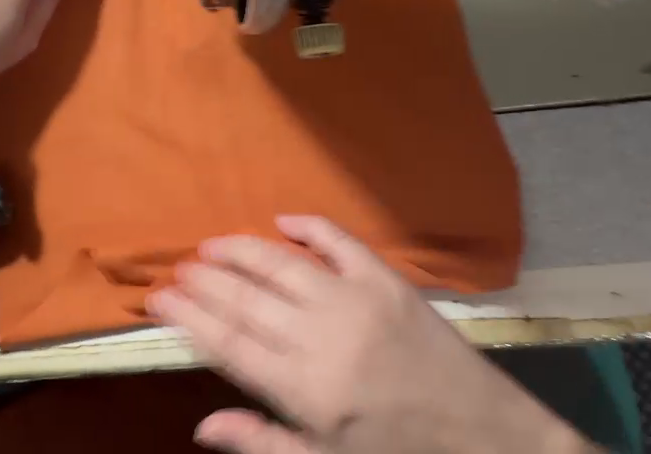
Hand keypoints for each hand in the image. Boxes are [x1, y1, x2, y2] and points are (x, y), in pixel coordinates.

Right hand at [148, 216, 594, 453]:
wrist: (492, 445)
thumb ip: (263, 442)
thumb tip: (201, 424)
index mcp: (308, 392)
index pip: (229, 342)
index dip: (189, 316)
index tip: (158, 296)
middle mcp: (324, 338)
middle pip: (246, 299)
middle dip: (204, 281)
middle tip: (175, 268)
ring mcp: (358, 302)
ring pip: (282, 263)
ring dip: (241, 250)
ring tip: (210, 245)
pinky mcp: (389, 282)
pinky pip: (340, 241)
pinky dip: (309, 225)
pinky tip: (281, 220)